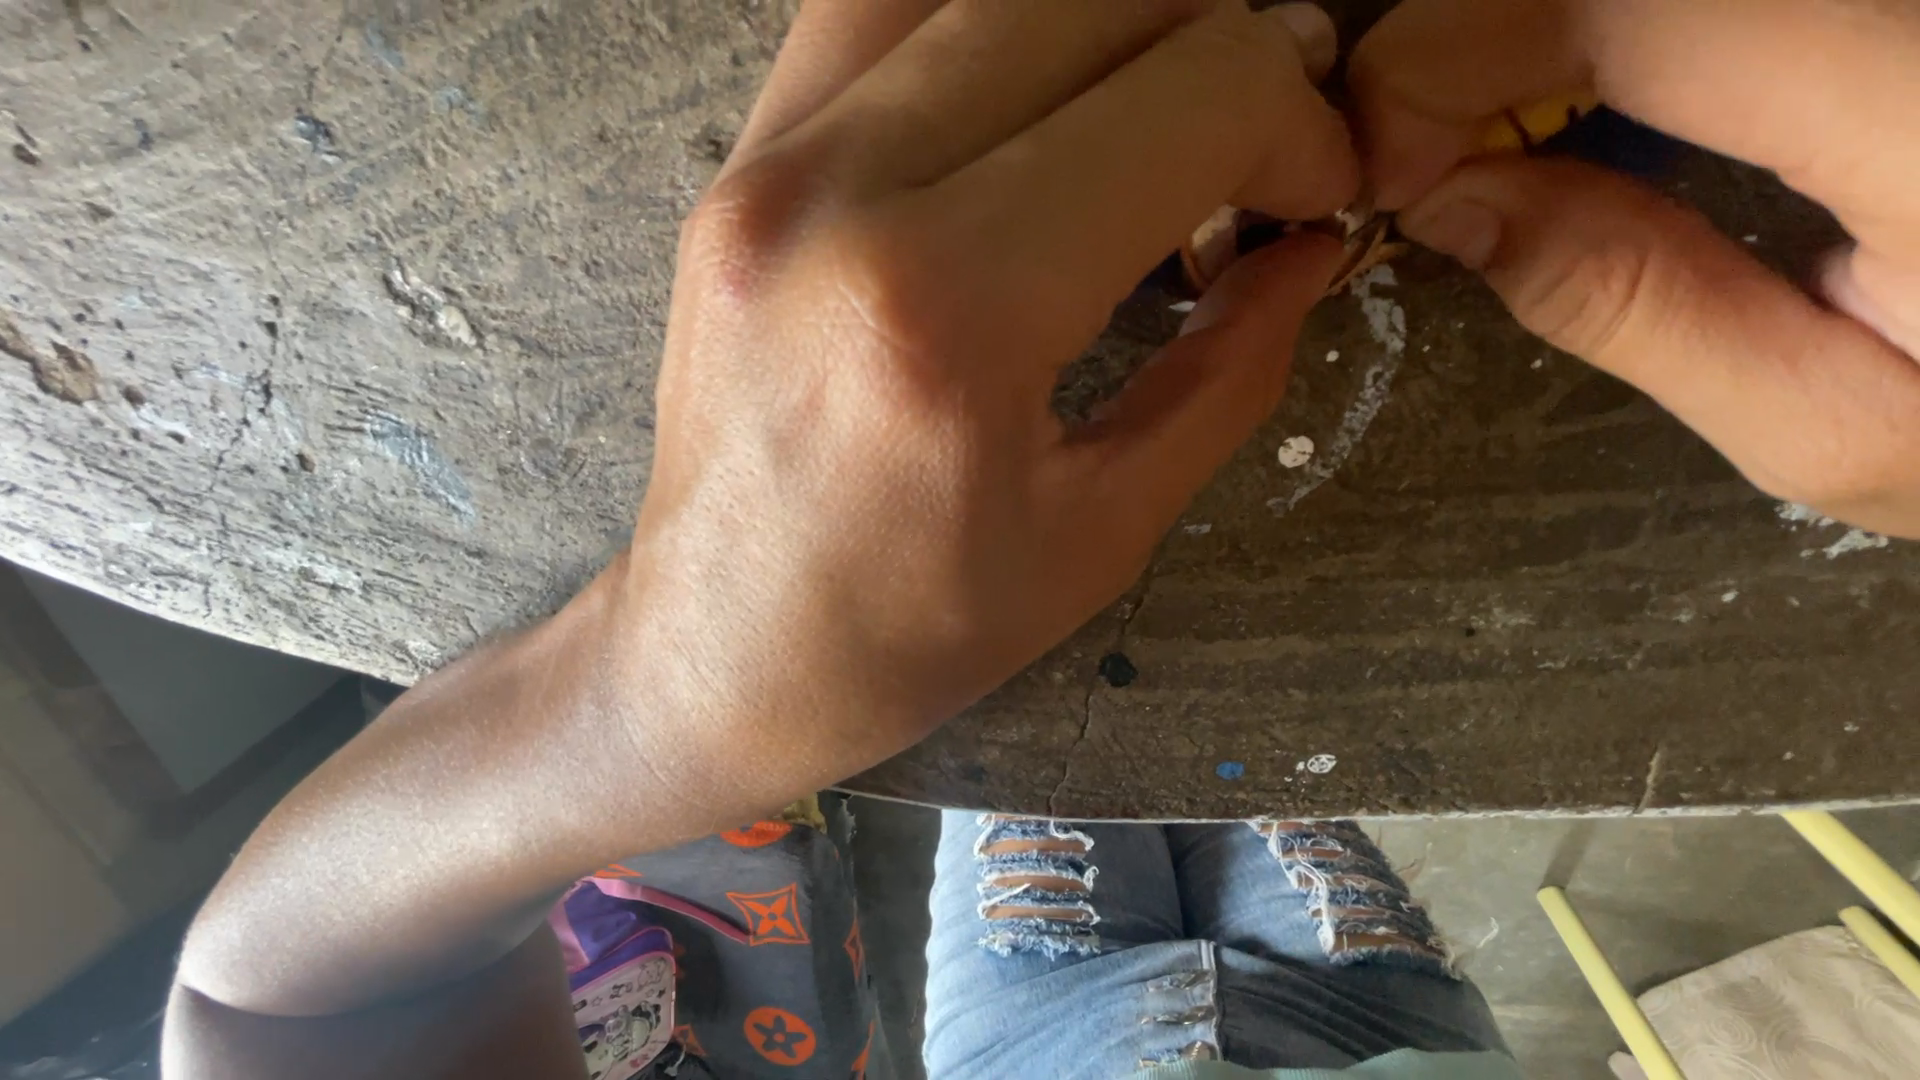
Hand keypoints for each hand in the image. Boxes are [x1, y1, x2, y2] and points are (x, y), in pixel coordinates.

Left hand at [628, 0, 1358, 767]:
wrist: (729, 649)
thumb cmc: (909, 628)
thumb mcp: (1102, 528)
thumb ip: (1228, 371)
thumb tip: (1306, 254)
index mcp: (953, 309)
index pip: (1188, 95)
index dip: (1292, 124)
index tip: (1309, 194)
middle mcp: (842, 200)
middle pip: (1091, 0)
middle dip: (1216, 52)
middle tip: (1245, 154)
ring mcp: (764, 172)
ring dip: (1099, 32)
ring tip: (1142, 129)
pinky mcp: (730, 179)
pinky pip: (867, 21)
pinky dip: (976, 33)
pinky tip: (1023, 118)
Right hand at [1349, 0, 1919, 536]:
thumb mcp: (1833, 420)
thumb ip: (1627, 302)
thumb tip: (1448, 201)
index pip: (1611, 1)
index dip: (1438, 64)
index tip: (1380, 172)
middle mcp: (1911, 10)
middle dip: (1460, 48)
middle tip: (1418, 164)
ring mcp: (1888, 8)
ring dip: (1525, 47)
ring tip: (1492, 148)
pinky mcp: (1871, 22)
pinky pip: (1685, 6)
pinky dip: (1598, 40)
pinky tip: (1590, 113)